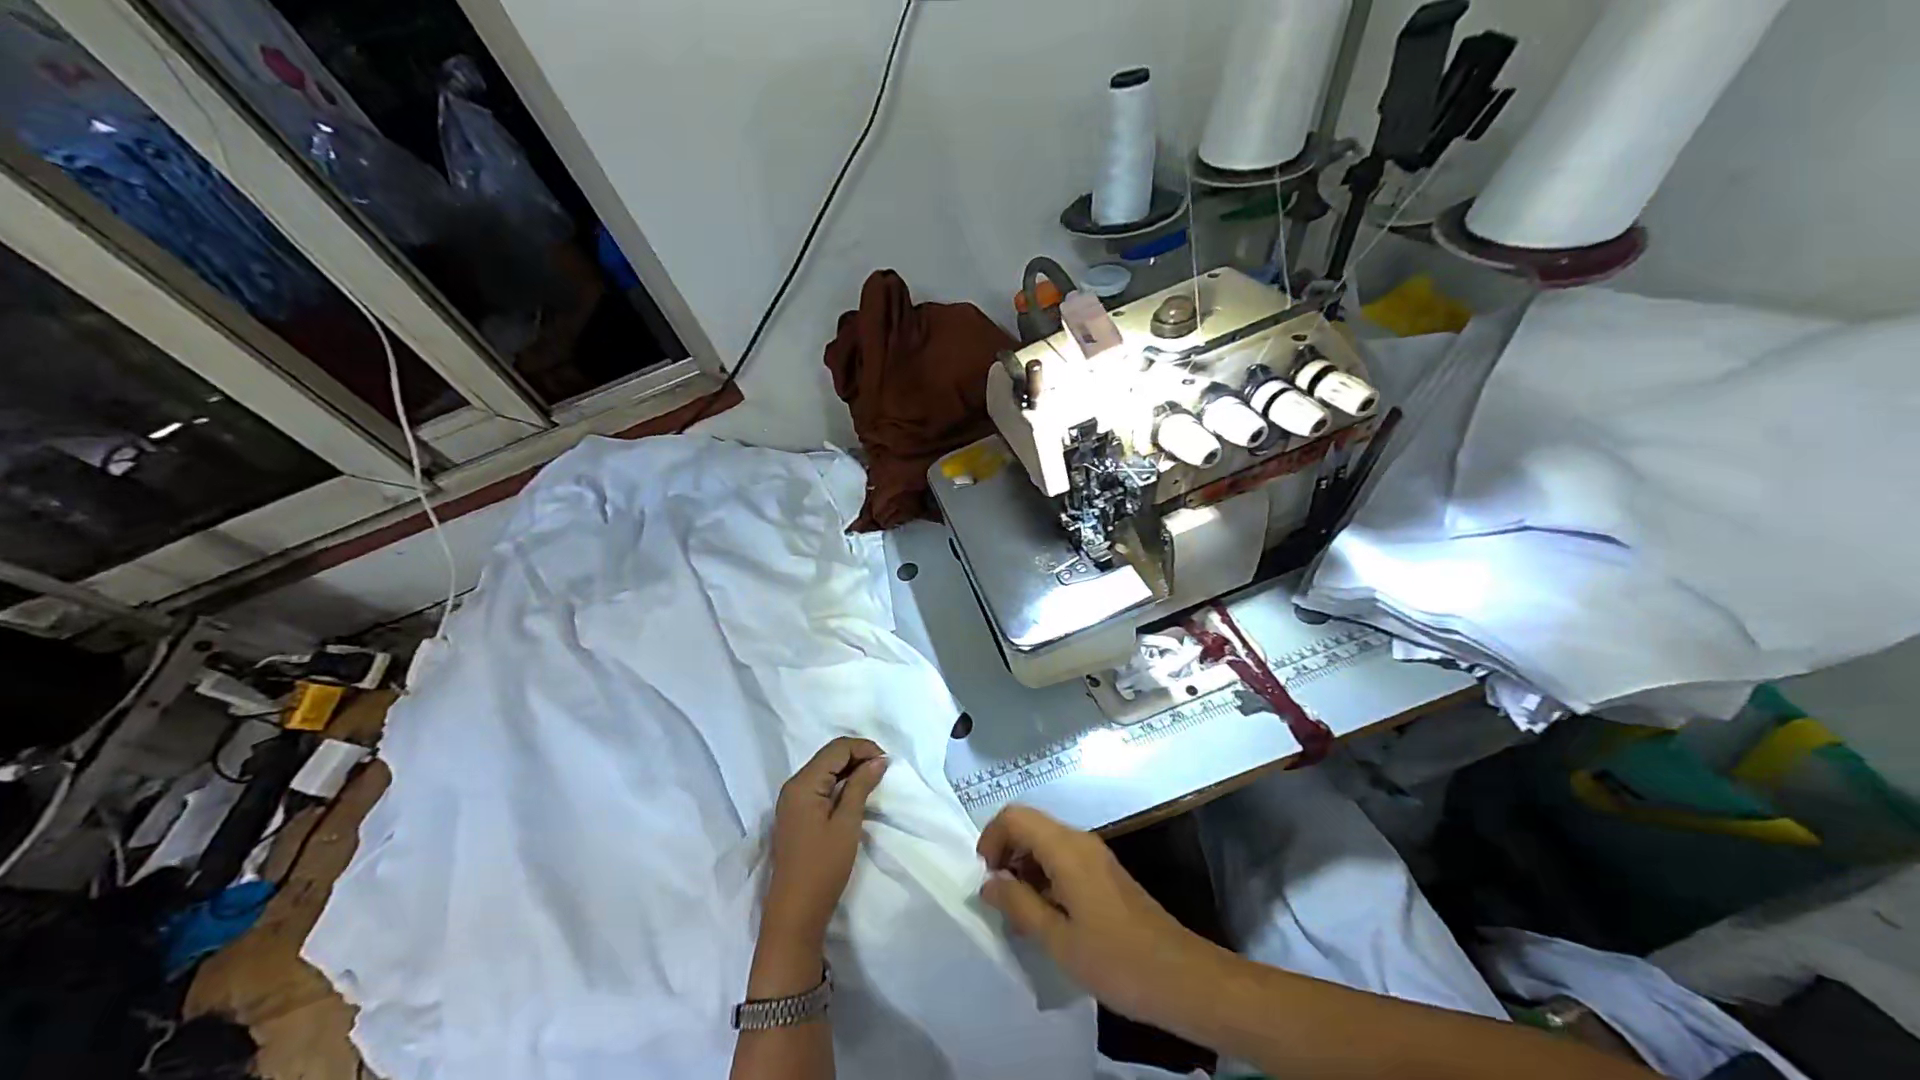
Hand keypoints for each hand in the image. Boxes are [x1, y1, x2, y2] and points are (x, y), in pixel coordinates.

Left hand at [764, 737, 888, 945]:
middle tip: (883, 771)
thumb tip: (878, 760)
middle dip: (857, 757)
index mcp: (802, 784)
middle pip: (829, 757)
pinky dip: (840, 784)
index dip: (863, 748)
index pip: (836, 749)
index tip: (888, 763)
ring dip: (850, 770)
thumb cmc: (823, 866)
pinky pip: (820, 787)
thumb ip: (861, 786)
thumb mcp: (847, 823)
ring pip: (825, 771)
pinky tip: (856, 794)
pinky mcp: (796, 815)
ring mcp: (792, 801)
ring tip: (874, 781)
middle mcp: (793, 786)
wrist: (796, 912)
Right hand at [977, 805, 1221, 1022]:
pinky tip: (1044, 916)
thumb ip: (1018, 904)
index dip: (991, 838)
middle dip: (1005, 853)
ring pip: (1046, 842)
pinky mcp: (1105, 874)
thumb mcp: (1058, 939)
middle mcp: (1081, 842)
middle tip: (998, 897)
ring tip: (1018, 912)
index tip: (985, 877)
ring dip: (1024, 867)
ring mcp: (1096, 857)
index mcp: (1067, 849)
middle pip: (1030, 825)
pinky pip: (1063, 859)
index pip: (1015, 816)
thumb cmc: (1117, 961)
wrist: (1183, 979)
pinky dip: (1044, 876)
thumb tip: (989, 881)